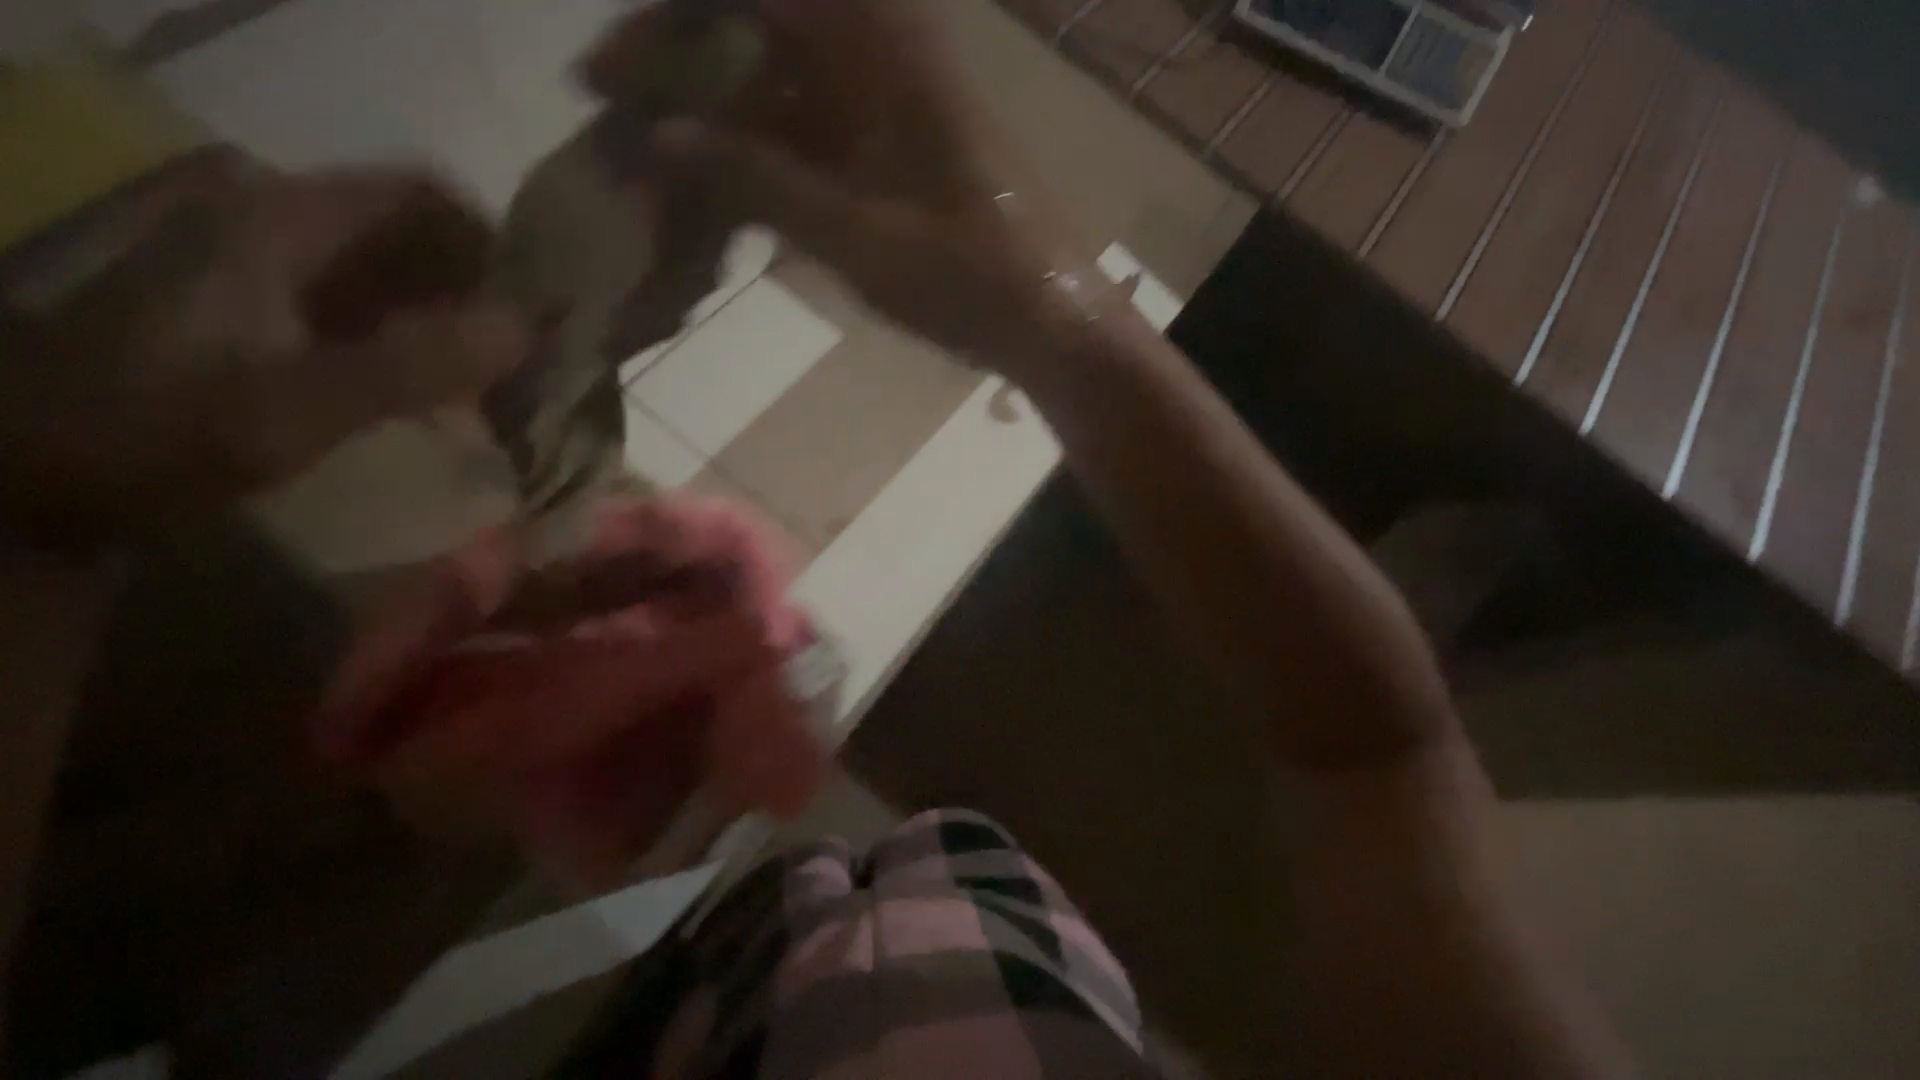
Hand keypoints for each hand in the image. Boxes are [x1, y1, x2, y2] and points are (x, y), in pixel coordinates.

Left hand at [0, 151, 527, 549]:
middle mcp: (279, 231)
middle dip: (486, 294)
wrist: (34, 485)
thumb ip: (415, 363)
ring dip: (459, 326)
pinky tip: (448, 400)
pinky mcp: (269, 320)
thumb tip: (529, 327)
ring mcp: (271, 276)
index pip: (422, 196)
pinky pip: (372, 317)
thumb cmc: (156, 434)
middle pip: (416, 238)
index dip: (495, 243)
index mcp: (280, 224)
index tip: (545, 313)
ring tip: (507, 386)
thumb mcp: (294, 407)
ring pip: (398, 280)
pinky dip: (422, 350)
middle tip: (537, 361)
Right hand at [582, 0, 1119, 375]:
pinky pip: (809, 135)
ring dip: (716, 124)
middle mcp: (882, 56)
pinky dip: (761, 161)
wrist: (1053, 320)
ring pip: (778, 87)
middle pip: (758, 31)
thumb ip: (756, 179)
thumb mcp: (855, 234)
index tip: (607, 76)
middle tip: (616, 123)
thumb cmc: (968, 277)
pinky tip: (718, 199)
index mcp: (881, 48)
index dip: (670, 22)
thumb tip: (656, 136)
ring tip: (652, 174)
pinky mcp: (891, 151)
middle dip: (681, 71)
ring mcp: (888, 106)